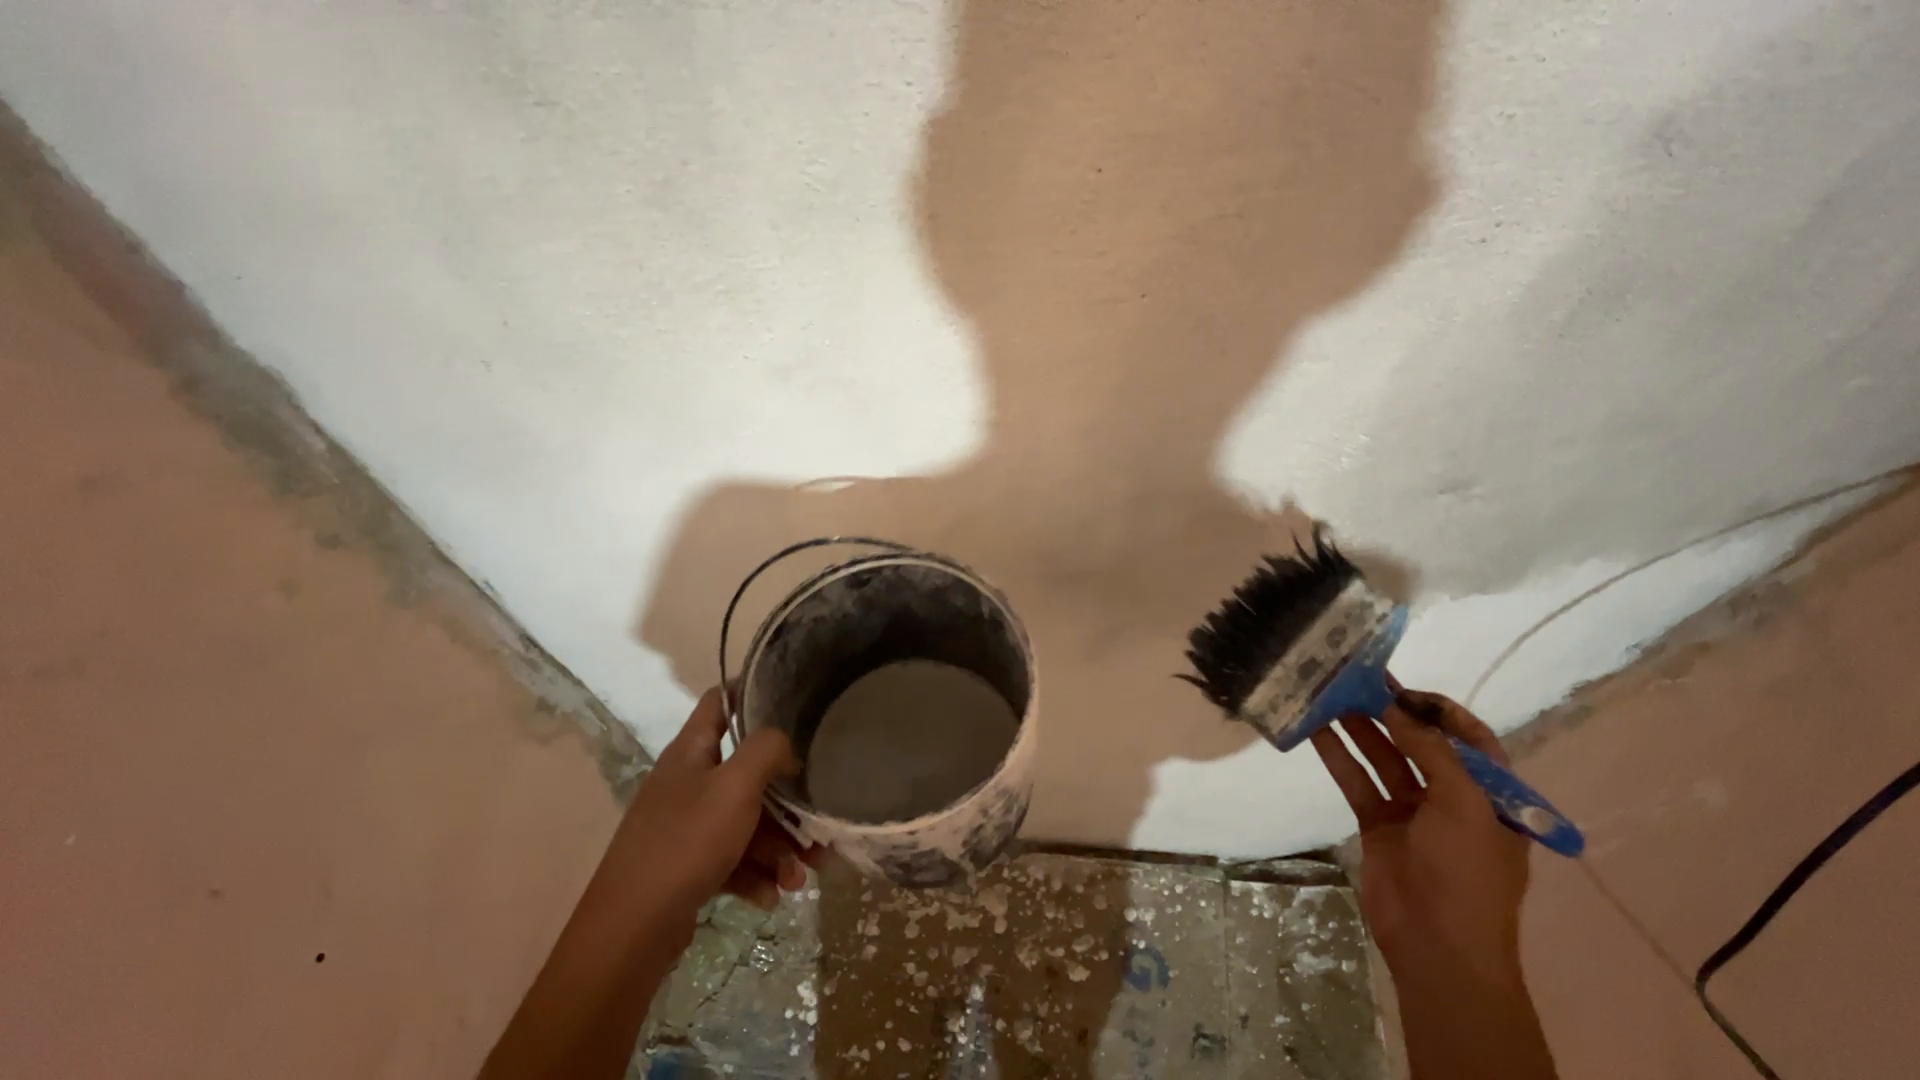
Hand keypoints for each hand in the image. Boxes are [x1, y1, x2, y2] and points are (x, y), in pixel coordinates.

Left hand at [608, 687, 819, 938]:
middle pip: (747, 776)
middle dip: (787, 802)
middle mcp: (687, 783)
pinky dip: (756, 876)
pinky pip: (733, 861)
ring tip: (800, 878)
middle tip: (819, 825)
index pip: (720, 702)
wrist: (632, 927)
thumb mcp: (734, 786)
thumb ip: (767, 751)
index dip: (752, 694)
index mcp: (691, 752)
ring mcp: (686, 827)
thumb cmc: (686, 842)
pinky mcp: (688, 868)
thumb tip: (785, 745)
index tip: (794, 703)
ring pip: (746, 824)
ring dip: (779, 849)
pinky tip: (771, 896)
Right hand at [1311, 688, 1556, 1079]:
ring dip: (1361, 729)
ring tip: (1331, 695)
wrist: (1438, 944)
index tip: (1404, 688)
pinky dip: (1339, 757)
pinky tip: (1317, 732)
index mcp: (1490, 793)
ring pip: (1385, 758)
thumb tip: (1399, 709)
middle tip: (1358, 678)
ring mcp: (1413, 812)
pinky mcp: (1378, 826)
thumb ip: (1433, 752)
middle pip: (1421, 743)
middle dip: (1393, 712)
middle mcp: (1453, 797)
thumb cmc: (1467, 872)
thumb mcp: (1464, 805)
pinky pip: (1359, 783)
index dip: (1440, 709)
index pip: (1469, 738)